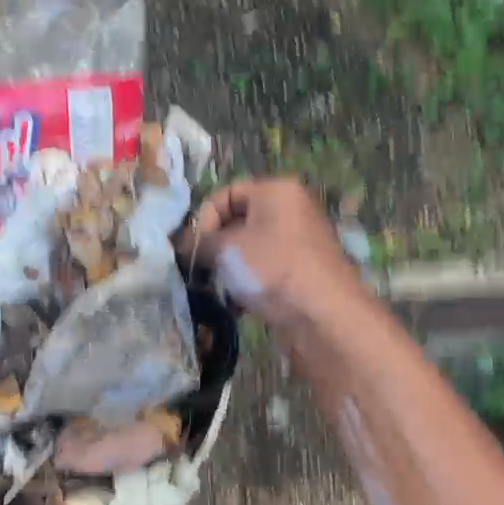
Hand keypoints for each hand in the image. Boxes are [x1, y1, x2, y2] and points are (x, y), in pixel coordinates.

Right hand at [187, 178, 363, 324]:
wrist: (322, 313)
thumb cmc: (272, 268)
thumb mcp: (225, 249)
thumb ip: (198, 242)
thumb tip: (181, 245)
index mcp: (276, 191)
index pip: (225, 194)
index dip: (203, 219)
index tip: (193, 248)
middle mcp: (291, 209)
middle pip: (237, 222)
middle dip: (214, 247)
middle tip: (199, 270)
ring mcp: (298, 241)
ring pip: (248, 249)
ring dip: (227, 269)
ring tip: (216, 290)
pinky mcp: (301, 271)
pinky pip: (263, 270)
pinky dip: (246, 283)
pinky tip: (236, 306)